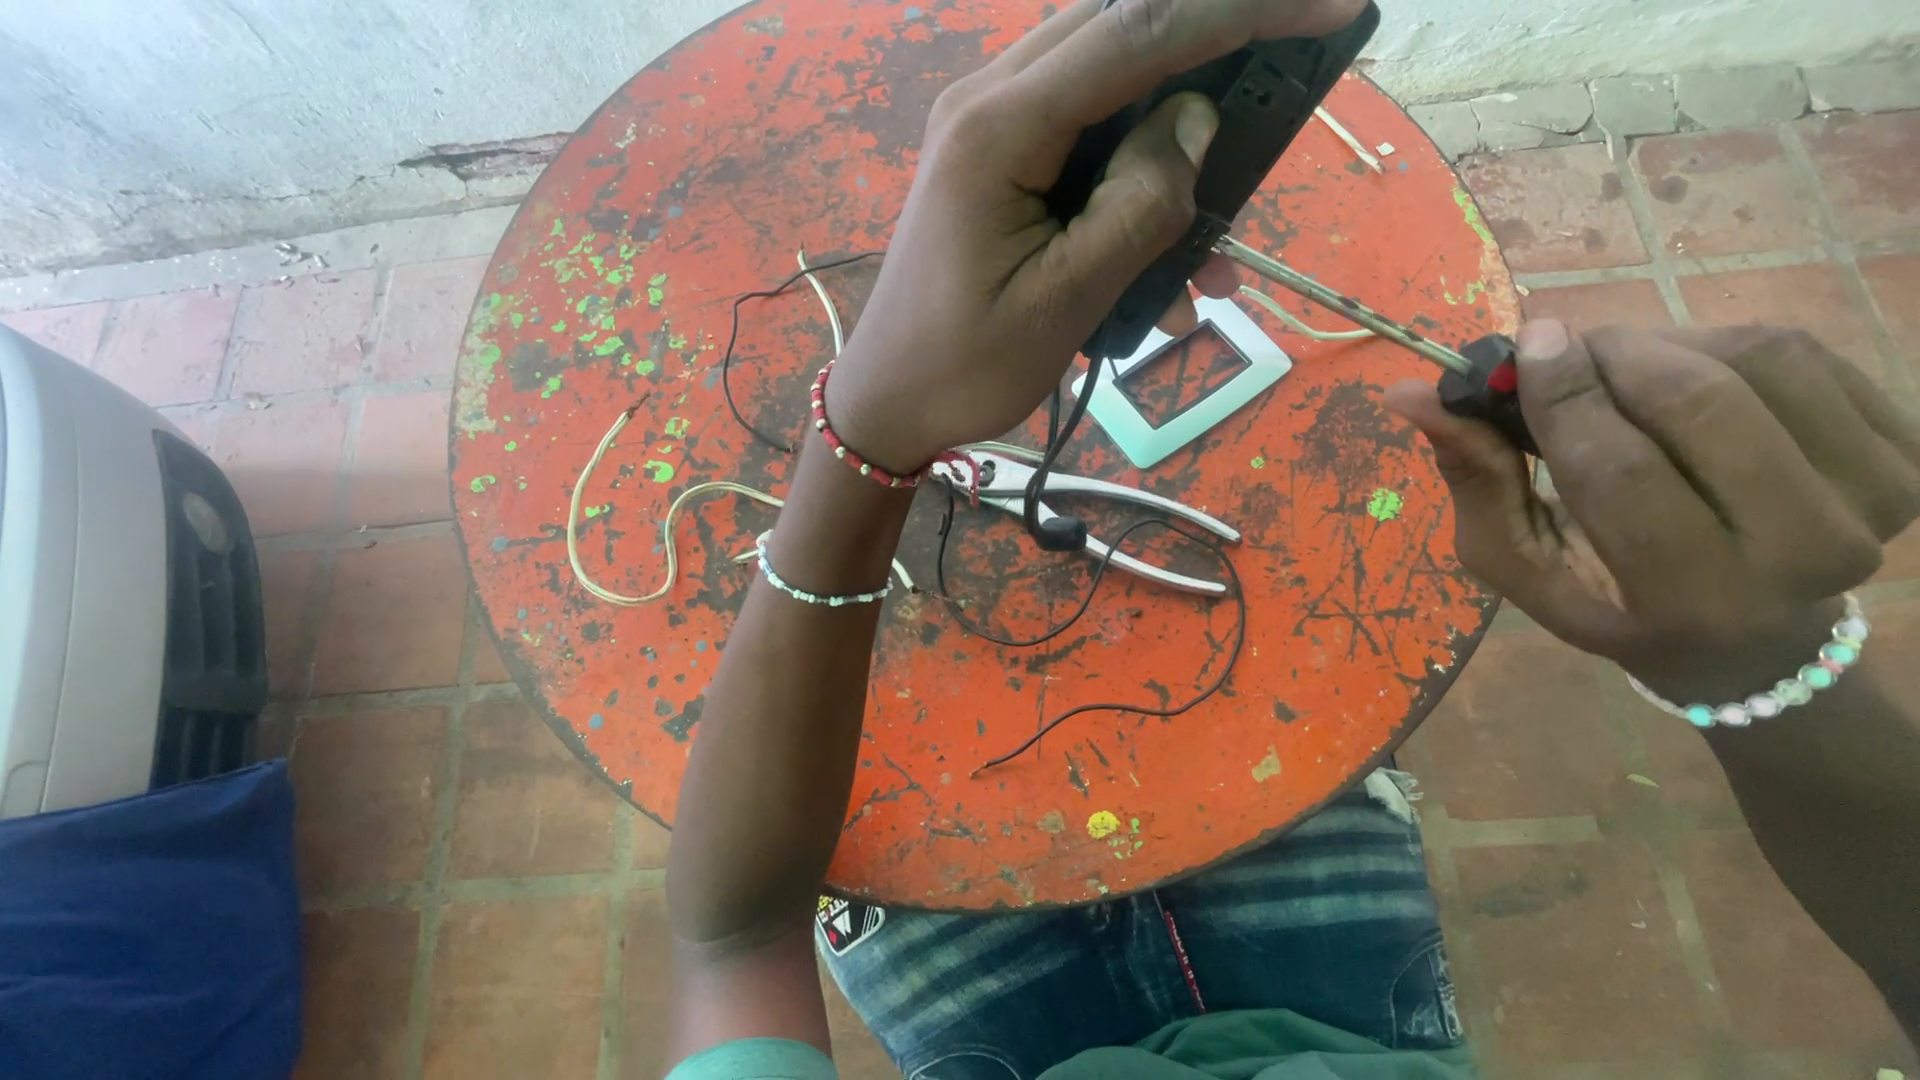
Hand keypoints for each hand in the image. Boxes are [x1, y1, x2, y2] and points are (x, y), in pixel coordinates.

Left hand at [825, 0, 1368, 471]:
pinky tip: (1164, 275)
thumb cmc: (965, 367)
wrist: (889, 400)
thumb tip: (1197, 121)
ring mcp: (989, 128)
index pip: (1138, 32)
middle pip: (1124, 33)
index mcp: (997, 128)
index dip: (1242, 11)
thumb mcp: (1064, 301)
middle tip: (1288, 94)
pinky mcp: (998, 162)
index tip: (1336, 5)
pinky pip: (1084, 143)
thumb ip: (1139, 206)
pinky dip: (1134, 188)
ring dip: (1174, 150)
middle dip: (1217, 56)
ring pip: (1111, 89)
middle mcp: (989, 102)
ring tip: (1207, 251)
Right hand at [1387, 321, 1919, 702]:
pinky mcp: (1911, 456)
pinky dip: (1724, 343)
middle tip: (1565, 350)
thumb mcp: (1516, 559)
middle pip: (1699, 403)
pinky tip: (1686, 374)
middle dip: (1615, 355)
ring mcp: (1874, 502)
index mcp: (1687, 595)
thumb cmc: (1602, 600)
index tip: (1528, 343)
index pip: (1620, 469)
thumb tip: (1407, 393)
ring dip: (1666, 343)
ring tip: (1619, 368)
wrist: (1745, 637)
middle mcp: (1800, 552)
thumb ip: (1472, 476)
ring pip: (1758, 361)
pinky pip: (1806, 355)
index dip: (1565, 395)